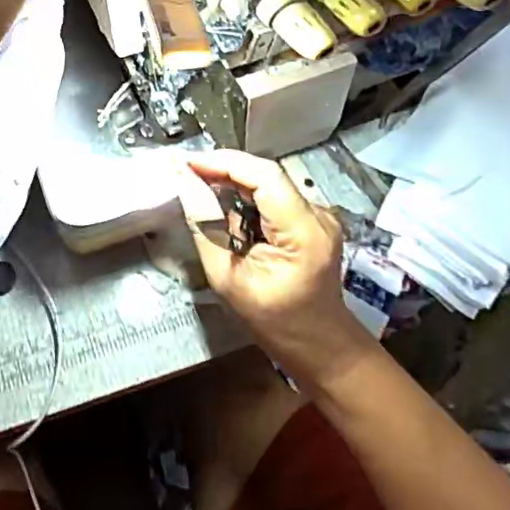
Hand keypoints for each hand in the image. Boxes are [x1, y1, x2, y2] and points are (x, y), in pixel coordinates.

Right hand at [180, 150, 375, 387]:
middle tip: (187, 171)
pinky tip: (223, 201)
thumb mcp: (230, 280)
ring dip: (233, 179)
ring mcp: (318, 215)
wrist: (322, 346)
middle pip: (266, 174)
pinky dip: (245, 193)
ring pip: (268, 181)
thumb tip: (186, 188)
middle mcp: (317, 214)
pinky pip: (274, 194)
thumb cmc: (277, 323)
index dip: (224, 163)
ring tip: (198, 183)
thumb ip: (207, 230)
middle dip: (224, 168)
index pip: (264, 177)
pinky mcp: (311, 219)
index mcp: (303, 231)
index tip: (189, 163)